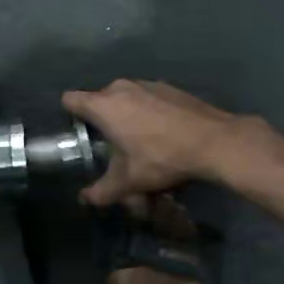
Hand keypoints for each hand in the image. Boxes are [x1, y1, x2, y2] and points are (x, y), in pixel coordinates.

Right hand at [61, 80, 253, 206]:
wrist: (213, 141)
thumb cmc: (161, 157)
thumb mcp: (129, 181)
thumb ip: (102, 191)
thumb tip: (84, 200)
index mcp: (104, 105)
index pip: (71, 100)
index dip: (70, 115)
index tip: (78, 133)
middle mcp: (122, 87)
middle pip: (99, 100)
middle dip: (102, 121)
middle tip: (112, 146)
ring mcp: (147, 84)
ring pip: (125, 97)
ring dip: (126, 114)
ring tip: (139, 141)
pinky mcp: (169, 87)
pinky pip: (147, 98)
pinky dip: (148, 111)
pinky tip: (163, 133)